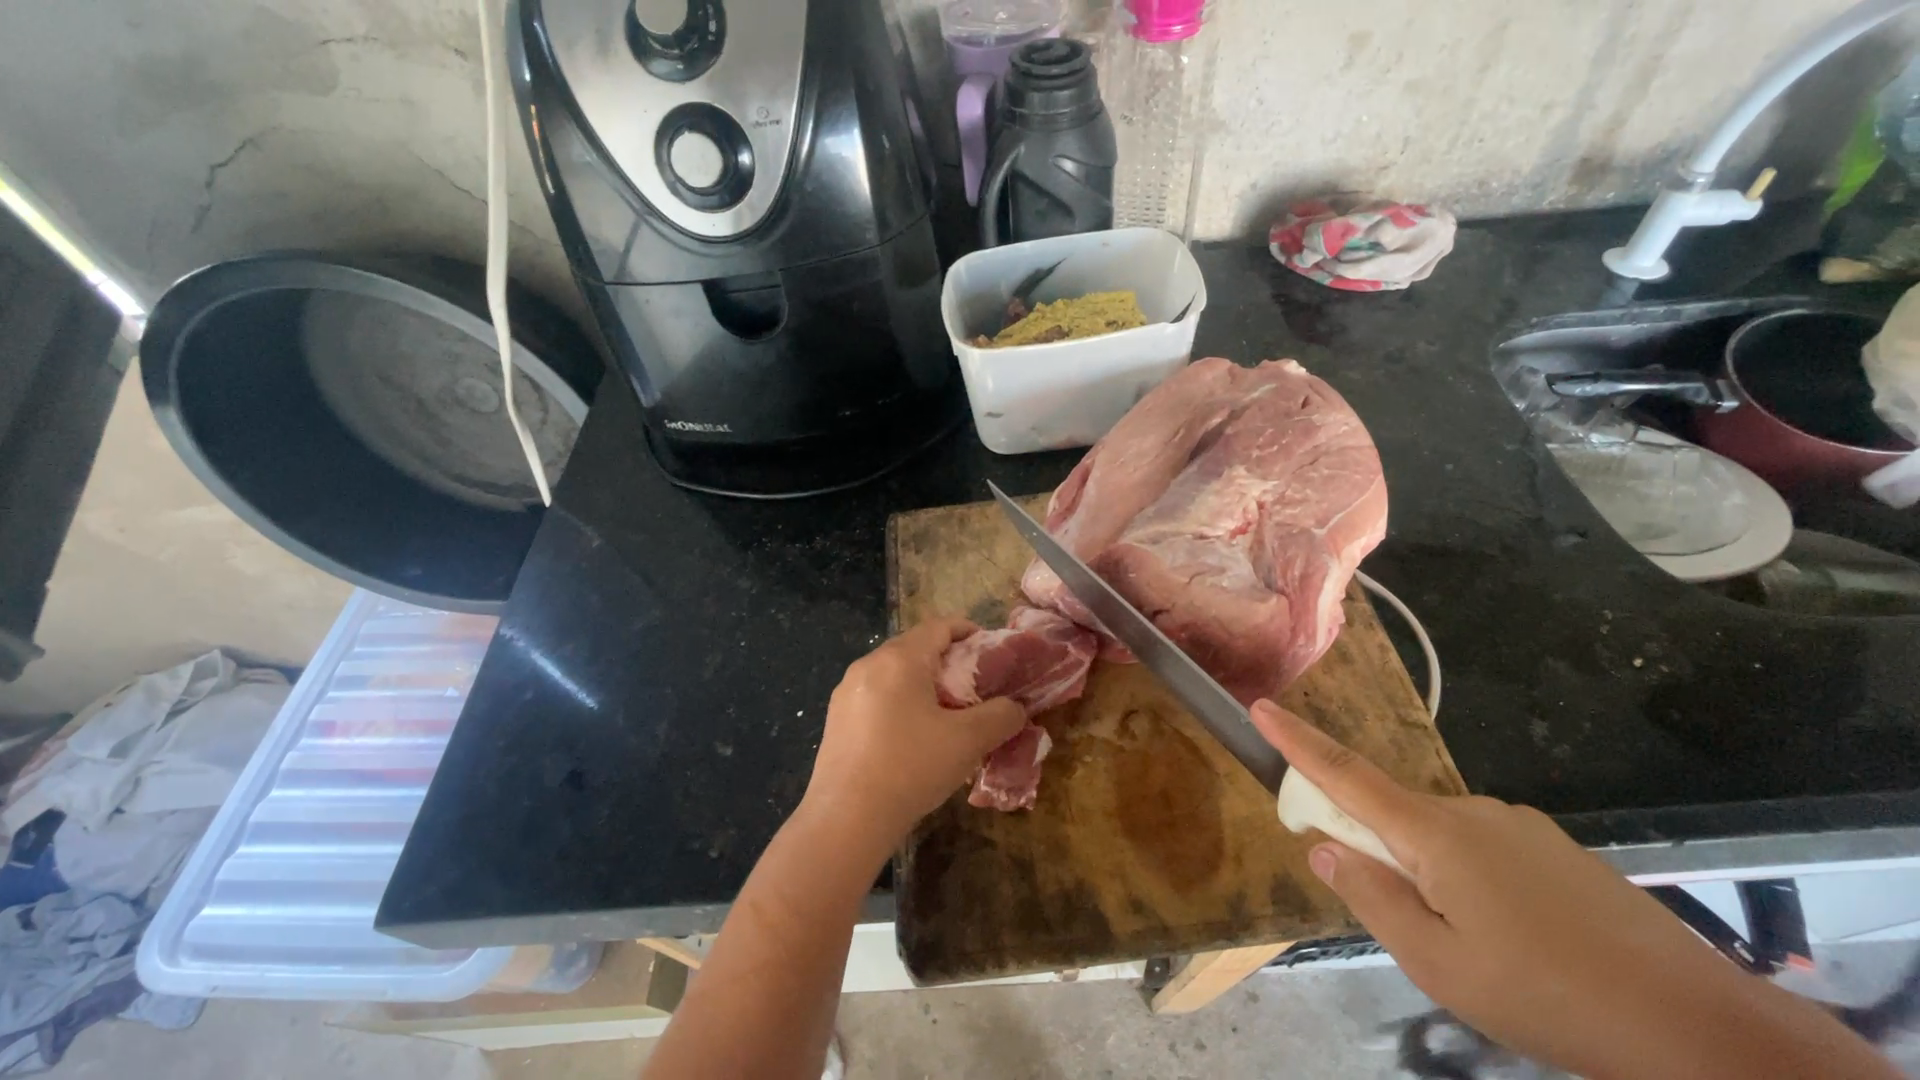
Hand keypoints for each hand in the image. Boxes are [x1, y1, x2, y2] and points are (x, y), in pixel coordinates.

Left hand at [800, 618, 1025, 859]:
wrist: (847, 818)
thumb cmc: (911, 767)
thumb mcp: (968, 741)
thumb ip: (1000, 716)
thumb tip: (1015, 708)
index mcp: (899, 659)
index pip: (939, 626)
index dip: (969, 632)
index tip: (991, 651)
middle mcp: (868, 666)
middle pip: (914, 647)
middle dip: (948, 661)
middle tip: (975, 686)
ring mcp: (846, 693)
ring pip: (893, 675)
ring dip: (923, 685)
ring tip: (947, 714)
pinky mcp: (836, 721)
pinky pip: (876, 698)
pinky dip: (901, 704)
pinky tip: (913, 738)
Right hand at [1250, 699, 1901, 1079]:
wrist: (1693, 1022)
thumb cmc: (1543, 993)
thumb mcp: (1435, 963)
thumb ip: (1371, 898)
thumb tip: (1325, 846)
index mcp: (1435, 835)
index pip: (1346, 776)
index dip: (1298, 741)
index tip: (1259, 705)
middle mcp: (1473, 812)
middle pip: (1393, 815)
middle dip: (1375, 850)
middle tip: (1407, 925)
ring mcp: (1520, 825)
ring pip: (1441, 839)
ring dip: (1429, 876)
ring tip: (1474, 951)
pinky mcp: (1555, 848)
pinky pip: (1484, 851)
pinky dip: (1471, 882)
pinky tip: (1514, 941)